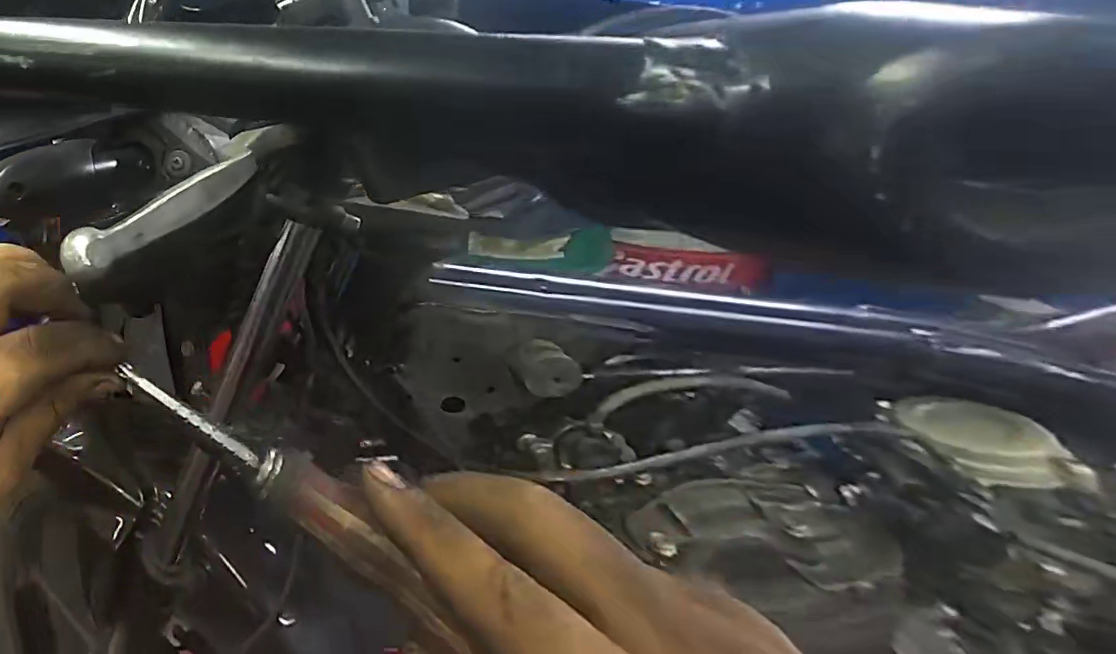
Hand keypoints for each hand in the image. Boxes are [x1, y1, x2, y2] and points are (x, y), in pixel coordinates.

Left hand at [0, 244, 122, 579]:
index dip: (81, 342)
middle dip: (51, 285)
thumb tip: (104, 372)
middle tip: (82, 313)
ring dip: (25, 267)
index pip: (29, 348)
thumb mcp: (2, 473)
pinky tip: (22, 298)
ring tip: (55, 298)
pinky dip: (0, 271)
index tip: (112, 348)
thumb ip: (52, 409)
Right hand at [360, 464, 800, 653]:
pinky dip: (569, 560)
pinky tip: (558, 594)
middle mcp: (683, 638)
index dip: (429, 532)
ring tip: (467, 543)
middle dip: (459, 491)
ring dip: (507, 524)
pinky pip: (626, 560)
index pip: (508, 595)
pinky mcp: (746, 616)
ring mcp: (728, 621)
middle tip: (402, 492)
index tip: (369, 476)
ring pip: (581, 529)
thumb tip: (404, 632)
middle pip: (544, 521)